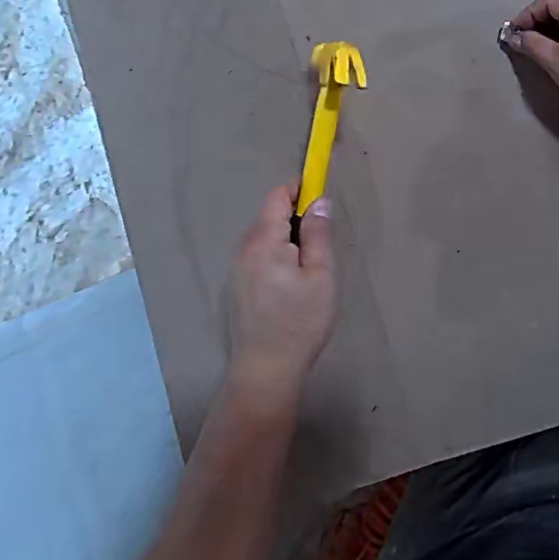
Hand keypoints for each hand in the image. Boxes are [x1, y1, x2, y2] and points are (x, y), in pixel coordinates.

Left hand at [227, 185, 336, 401]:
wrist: (266, 370)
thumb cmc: (300, 321)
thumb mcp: (320, 274)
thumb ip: (318, 234)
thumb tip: (319, 201)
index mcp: (264, 241)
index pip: (277, 197)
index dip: (299, 189)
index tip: (320, 194)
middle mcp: (244, 250)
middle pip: (269, 216)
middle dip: (295, 217)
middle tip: (321, 240)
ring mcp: (237, 270)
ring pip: (264, 238)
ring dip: (286, 238)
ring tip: (309, 266)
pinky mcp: (237, 288)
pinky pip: (258, 257)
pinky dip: (276, 256)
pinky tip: (291, 284)